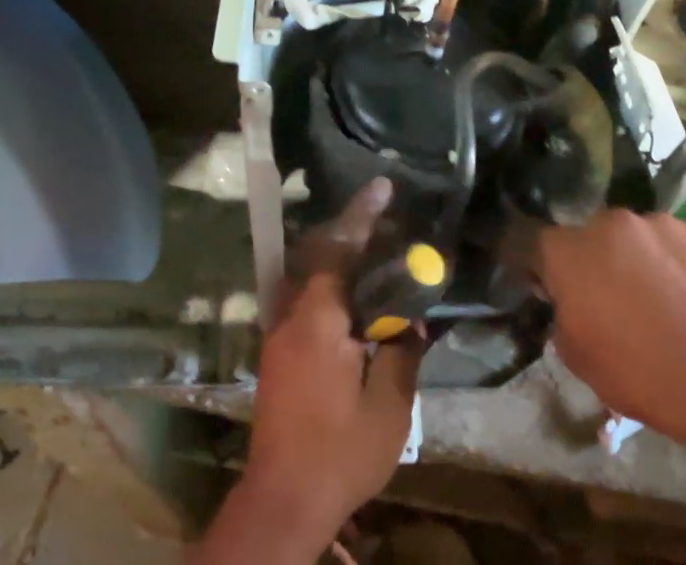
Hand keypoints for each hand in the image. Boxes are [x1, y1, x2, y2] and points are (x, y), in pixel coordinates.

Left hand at [239, 178, 425, 543]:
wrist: (284, 497)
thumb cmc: (341, 452)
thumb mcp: (389, 406)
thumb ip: (401, 351)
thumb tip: (409, 318)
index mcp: (318, 321)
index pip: (339, 250)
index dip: (362, 216)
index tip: (383, 187)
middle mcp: (290, 317)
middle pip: (315, 255)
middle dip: (347, 229)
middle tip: (384, 216)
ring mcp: (277, 335)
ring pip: (305, 278)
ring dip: (335, 256)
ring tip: (373, 250)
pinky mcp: (276, 354)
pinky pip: (301, 300)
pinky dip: (327, 284)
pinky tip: (353, 298)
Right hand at [538, 209, 685, 452]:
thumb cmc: (645, 377)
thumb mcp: (579, 359)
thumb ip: (564, 316)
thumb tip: (573, 303)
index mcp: (571, 253)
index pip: (536, 242)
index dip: (542, 266)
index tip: (554, 289)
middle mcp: (613, 224)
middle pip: (594, 235)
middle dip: (599, 261)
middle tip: (616, 301)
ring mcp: (666, 224)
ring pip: (642, 238)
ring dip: (644, 261)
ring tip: (669, 303)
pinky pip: (685, 244)